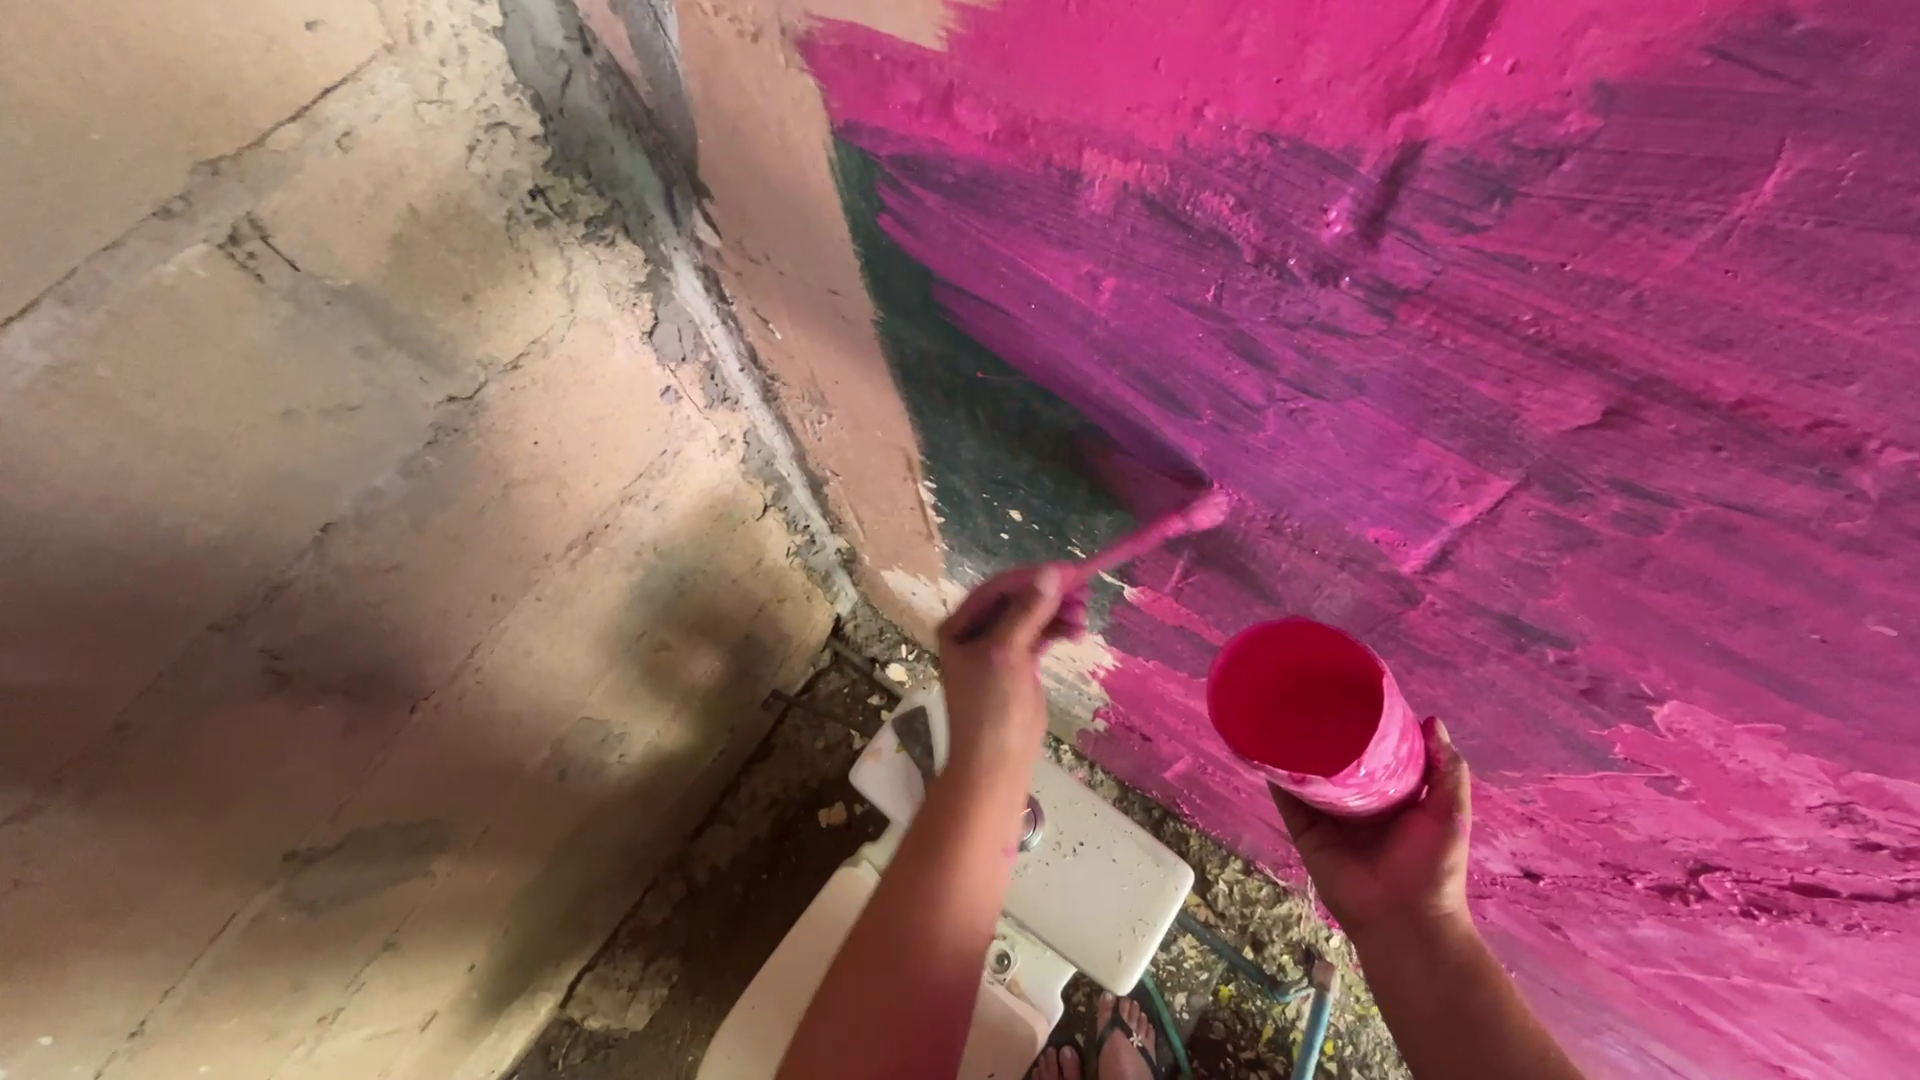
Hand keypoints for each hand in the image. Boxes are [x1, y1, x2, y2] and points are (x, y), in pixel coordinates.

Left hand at [937, 565, 1083, 769]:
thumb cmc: (991, 707)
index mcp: (960, 626)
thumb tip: (1050, 572)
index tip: (1069, 572)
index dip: (1033, 577)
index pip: (998, 589)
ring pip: (1032, 617)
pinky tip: (1077, 633)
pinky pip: (1040, 635)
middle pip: (1017, 600)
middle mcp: (976, 632)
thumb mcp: (1006, 653)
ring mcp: (998, 649)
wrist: (996, 762)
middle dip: (1049, 595)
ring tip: (1083, 620)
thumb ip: (1027, 611)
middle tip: (1083, 593)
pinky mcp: (1019, 664)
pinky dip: (1058, 630)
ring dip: (1058, 613)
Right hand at [1270, 717, 1471, 941]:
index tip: (1355, 694)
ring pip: (1307, 775)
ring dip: (1295, 750)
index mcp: (1392, 797)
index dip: (1367, 728)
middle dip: (1325, 734)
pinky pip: (1286, 798)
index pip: (1375, 755)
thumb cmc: (1433, 866)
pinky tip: (1263, 748)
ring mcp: (1327, 815)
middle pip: (1336, 761)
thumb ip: (1447, 769)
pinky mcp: (1304, 829)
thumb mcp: (1451, 812)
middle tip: (1310, 697)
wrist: (1403, 917)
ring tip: (1280, 714)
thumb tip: (1432, 720)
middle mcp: (1356, 802)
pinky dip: (1274, 775)